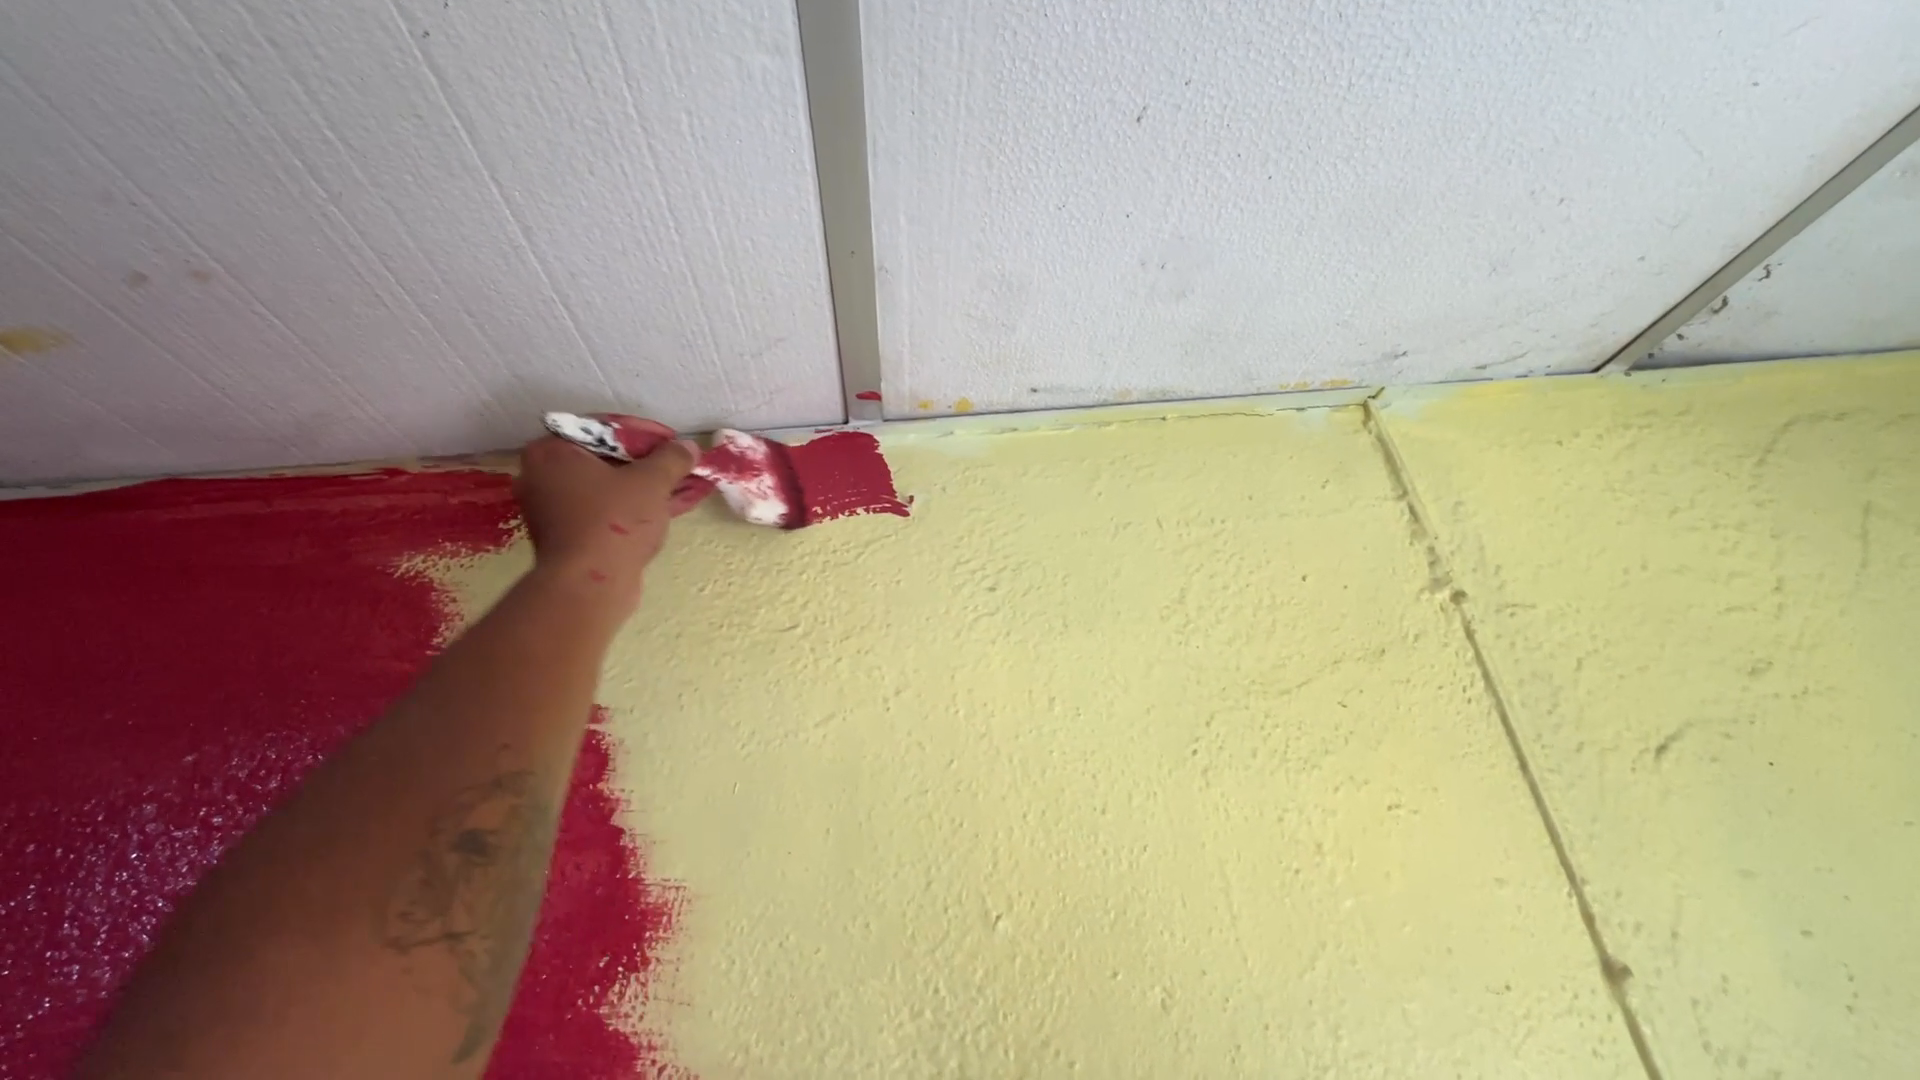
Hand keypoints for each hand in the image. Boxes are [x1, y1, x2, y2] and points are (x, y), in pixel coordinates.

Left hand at [513, 414, 696, 612]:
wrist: (590, 585)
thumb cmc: (613, 522)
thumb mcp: (651, 482)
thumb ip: (671, 459)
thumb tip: (687, 446)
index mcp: (550, 451)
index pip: (603, 430)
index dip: (645, 435)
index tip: (673, 444)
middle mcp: (541, 477)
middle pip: (604, 460)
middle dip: (646, 465)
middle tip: (677, 467)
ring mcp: (550, 510)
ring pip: (606, 488)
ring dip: (642, 488)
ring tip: (679, 489)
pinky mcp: (565, 538)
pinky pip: (603, 512)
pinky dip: (631, 509)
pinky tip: (664, 511)